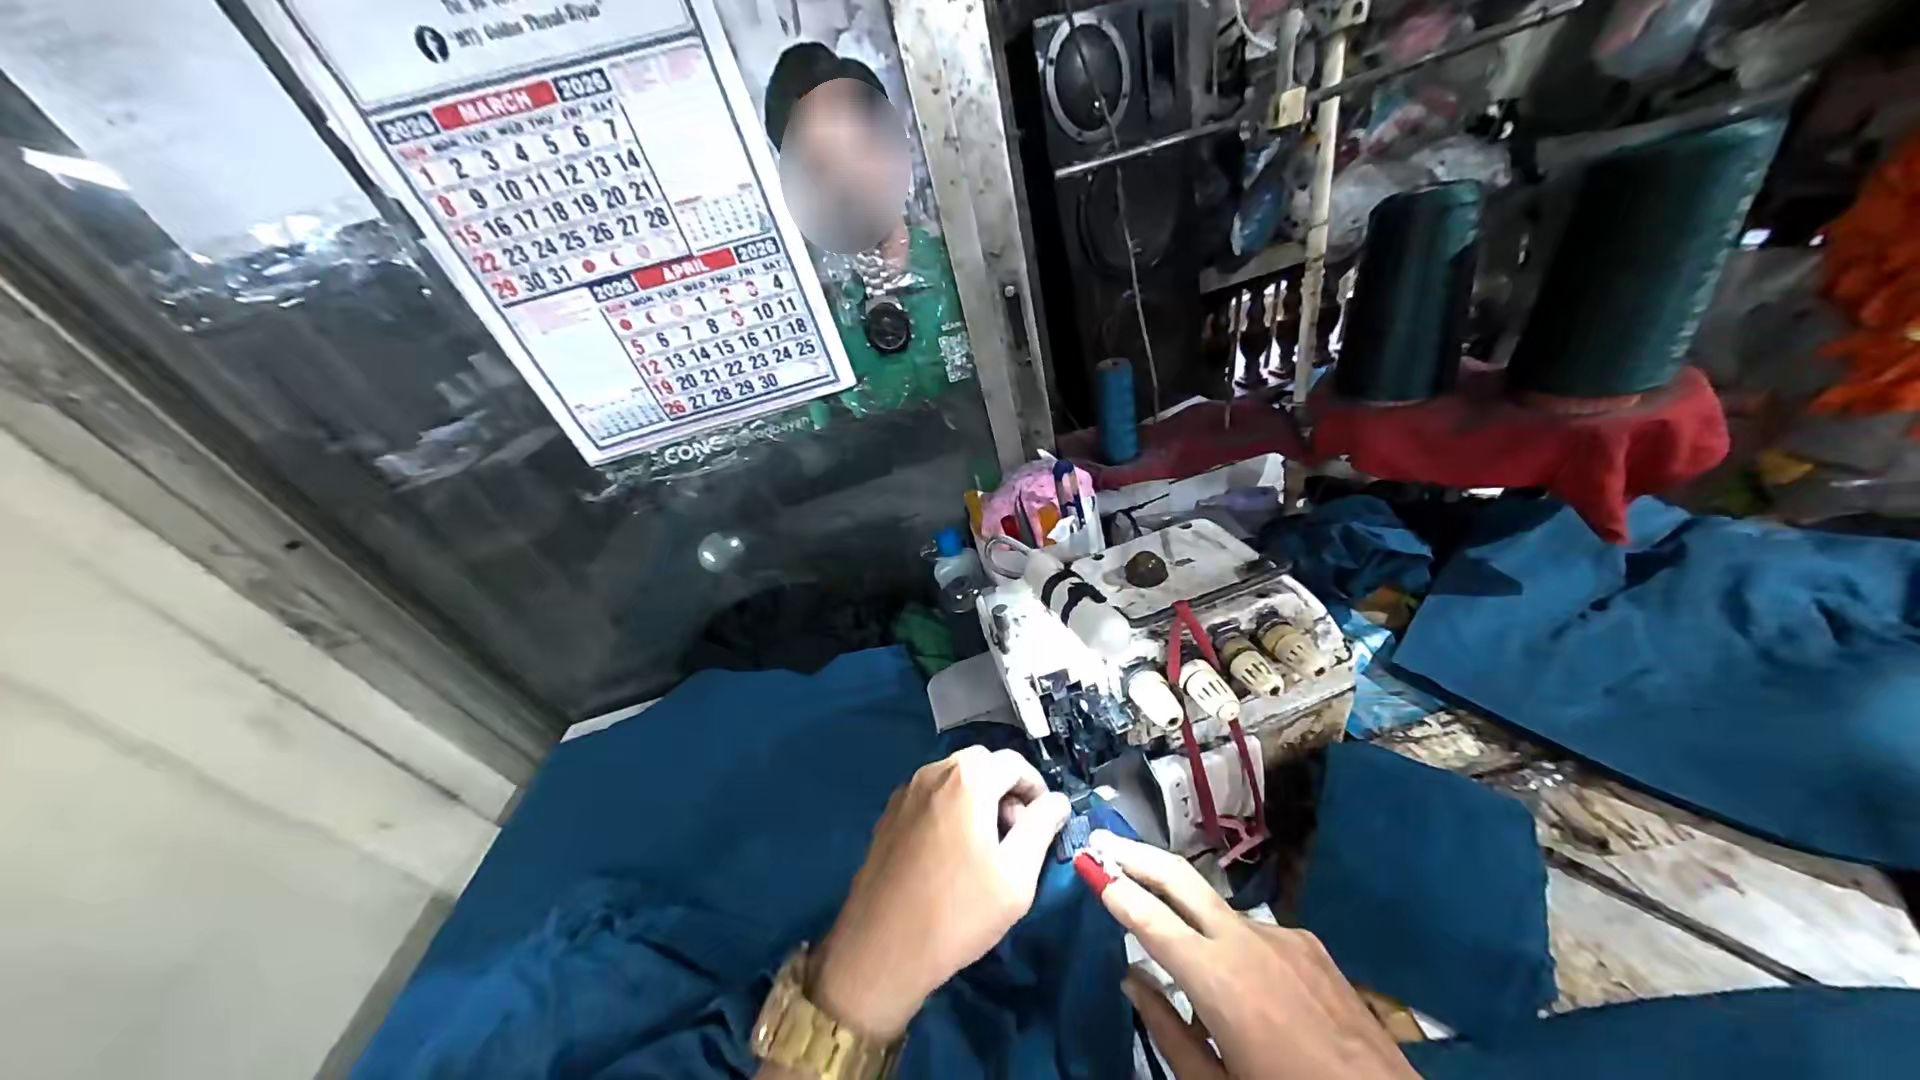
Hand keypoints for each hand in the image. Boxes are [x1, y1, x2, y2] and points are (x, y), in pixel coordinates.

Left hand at [810, 746, 1071, 1039]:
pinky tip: (950, 851)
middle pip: (981, 763)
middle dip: (1005, 788)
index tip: (1043, 821)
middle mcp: (933, 773)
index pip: (1014, 762)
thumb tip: (1056, 801)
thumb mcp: (1016, 877)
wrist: (880, 949)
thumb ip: (1041, 828)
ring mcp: (906, 791)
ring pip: (953, 777)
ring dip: (977, 796)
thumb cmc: (957, 913)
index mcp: (967, 780)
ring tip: (984, 846)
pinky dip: (950, 806)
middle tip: (1014, 833)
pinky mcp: (888, 814)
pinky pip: (930, 794)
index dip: (1036, 787)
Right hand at [1088, 831, 1418, 1079]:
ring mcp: (1283, 936)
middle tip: (1103, 843)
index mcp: (1216, 980)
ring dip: (1187, 911)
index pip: (1149, 918)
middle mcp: (1245, 940)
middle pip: (1179, 877)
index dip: (1112, 886)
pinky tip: (1247, 986)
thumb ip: (1167, 1031)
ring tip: (1175, 939)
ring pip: (1217, 910)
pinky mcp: (1311, 944)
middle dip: (1136, 855)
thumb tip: (1134, 980)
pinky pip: (1256, 935)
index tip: (1086, 863)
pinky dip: (1234, 945)